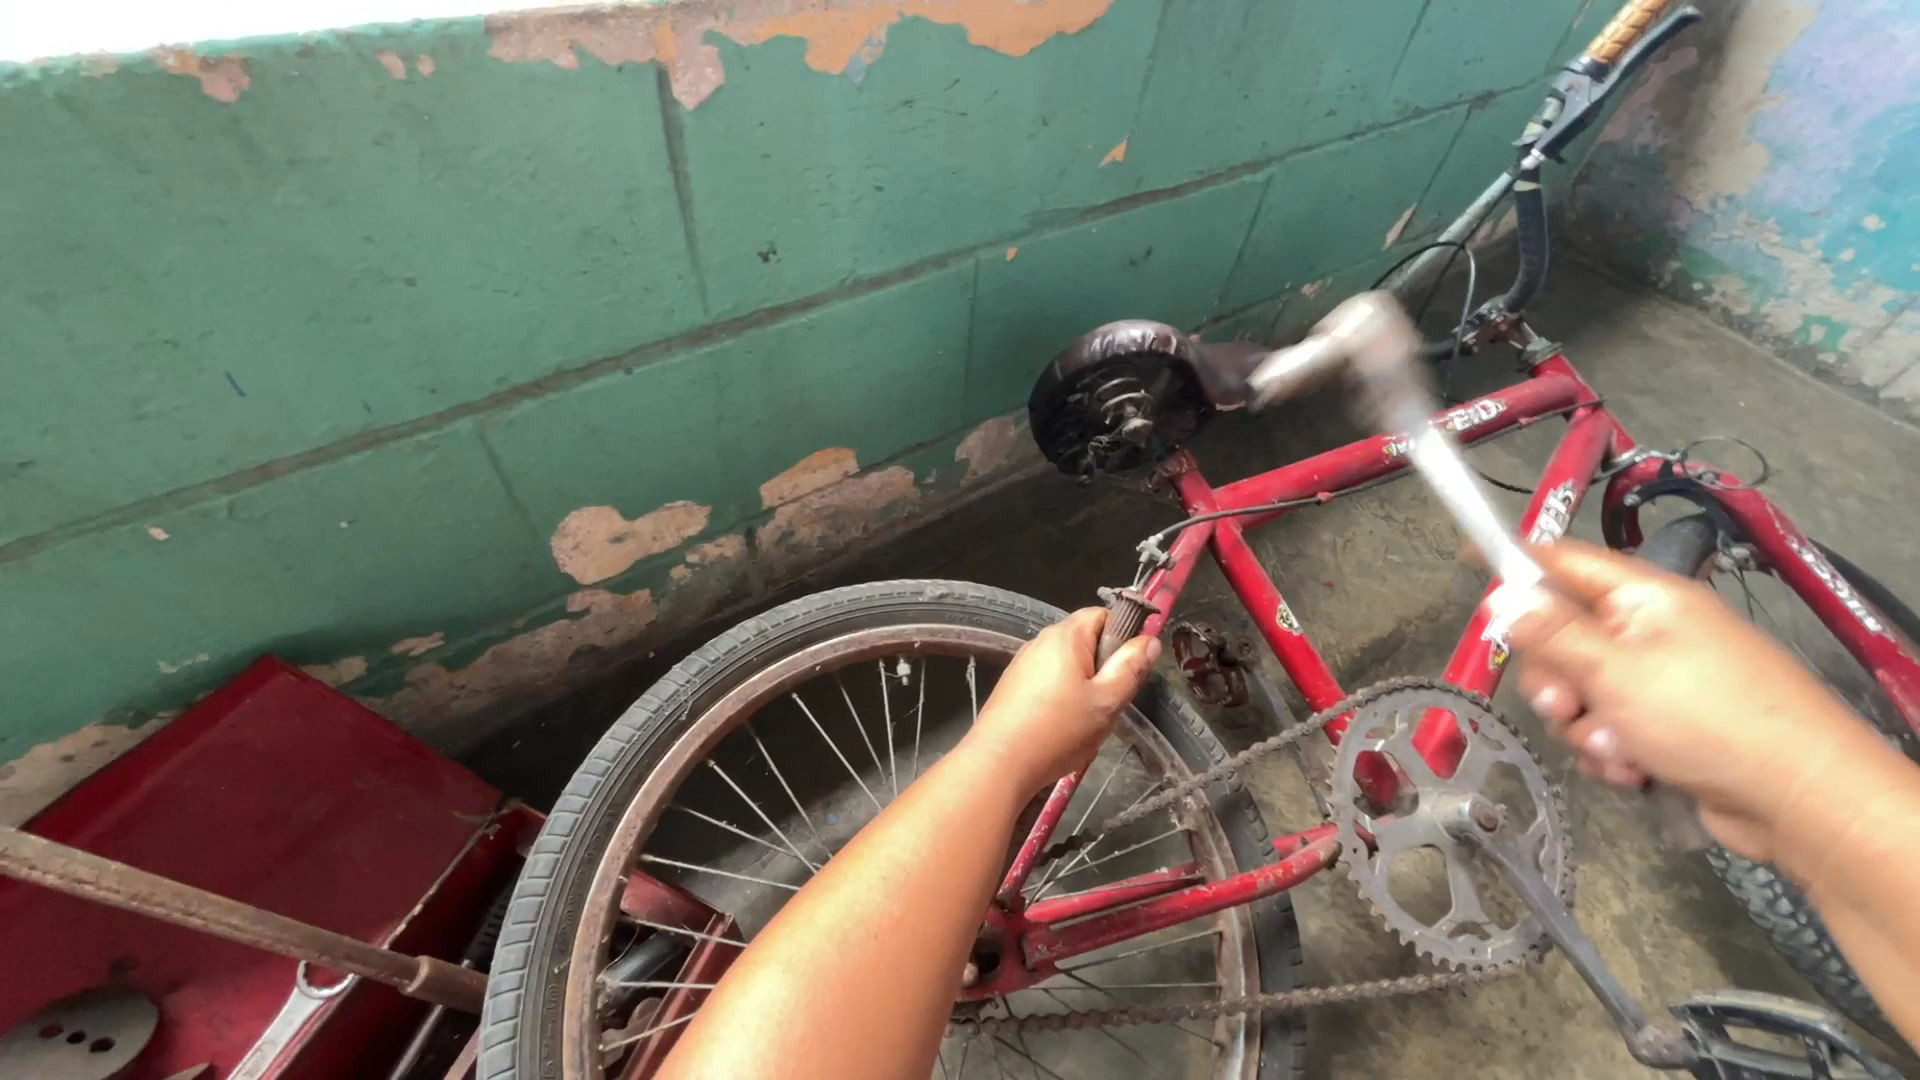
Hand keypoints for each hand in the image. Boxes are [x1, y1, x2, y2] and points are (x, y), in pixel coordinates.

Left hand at [964, 608, 1161, 796]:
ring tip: (1086, 717)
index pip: (1103, 614)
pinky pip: (1049, 679)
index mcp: (1065, 635)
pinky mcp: (1013, 684)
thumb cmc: (1058, 730)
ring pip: (1067, 663)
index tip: (1131, 667)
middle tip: (1110, 700)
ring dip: (1084, 685)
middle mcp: (1041, 640)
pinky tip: (1062, 724)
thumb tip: (1149, 639)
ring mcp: (1023, 662)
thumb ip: (1130, 667)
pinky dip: (1062, 696)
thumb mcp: (1106, 701)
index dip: (1123, 634)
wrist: (998, 763)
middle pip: (1085, 639)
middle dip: (1103, 666)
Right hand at [1506, 539, 1880, 863]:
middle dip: (1552, 678)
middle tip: (1563, 704)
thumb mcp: (1614, 670)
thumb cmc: (1709, 719)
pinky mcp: (1662, 723)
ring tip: (1615, 748)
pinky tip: (1631, 766)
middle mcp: (1648, 632)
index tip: (1466, 563)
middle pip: (1558, 636)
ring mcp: (1657, 679)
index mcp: (1645, 601)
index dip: (1514, 561)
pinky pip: (1602, 723)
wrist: (1804, 803)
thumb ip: (1549, 633)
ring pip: (1575, 688)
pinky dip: (1606, 746)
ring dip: (1581, 722)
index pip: (1564, 562)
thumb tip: (1499, 596)